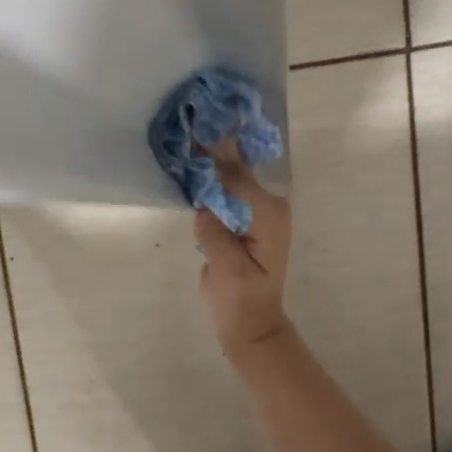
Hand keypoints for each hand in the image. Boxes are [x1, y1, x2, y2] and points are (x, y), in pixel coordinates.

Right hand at [194, 142, 290, 356]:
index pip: (235, 176)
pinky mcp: (241, 221)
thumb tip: (203, 207)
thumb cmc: (241, 303)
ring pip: (227, 178)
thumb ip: (216, 236)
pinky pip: (224, 194)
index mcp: (268, 215)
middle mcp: (266, 206)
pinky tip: (190, 165)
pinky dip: (207, 181)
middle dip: (211, 149)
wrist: (251, 328)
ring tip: (183, 136)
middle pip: (234, 170)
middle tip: (185, 123)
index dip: (211, 155)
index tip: (192, 129)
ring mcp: (254, 213)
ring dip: (207, 161)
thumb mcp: (229, 272)